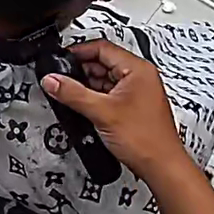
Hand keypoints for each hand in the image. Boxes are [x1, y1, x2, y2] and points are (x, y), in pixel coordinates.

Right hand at [41, 39, 192, 180]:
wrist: (161, 166)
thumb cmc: (146, 139)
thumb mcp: (101, 112)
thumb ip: (72, 93)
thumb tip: (53, 80)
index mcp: (138, 69)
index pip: (102, 47)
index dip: (79, 51)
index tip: (61, 59)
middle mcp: (141, 77)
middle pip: (103, 62)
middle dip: (81, 71)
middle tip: (63, 80)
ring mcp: (139, 92)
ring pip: (106, 79)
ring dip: (88, 86)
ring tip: (73, 96)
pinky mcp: (134, 106)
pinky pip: (111, 94)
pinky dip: (96, 98)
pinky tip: (87, 108)